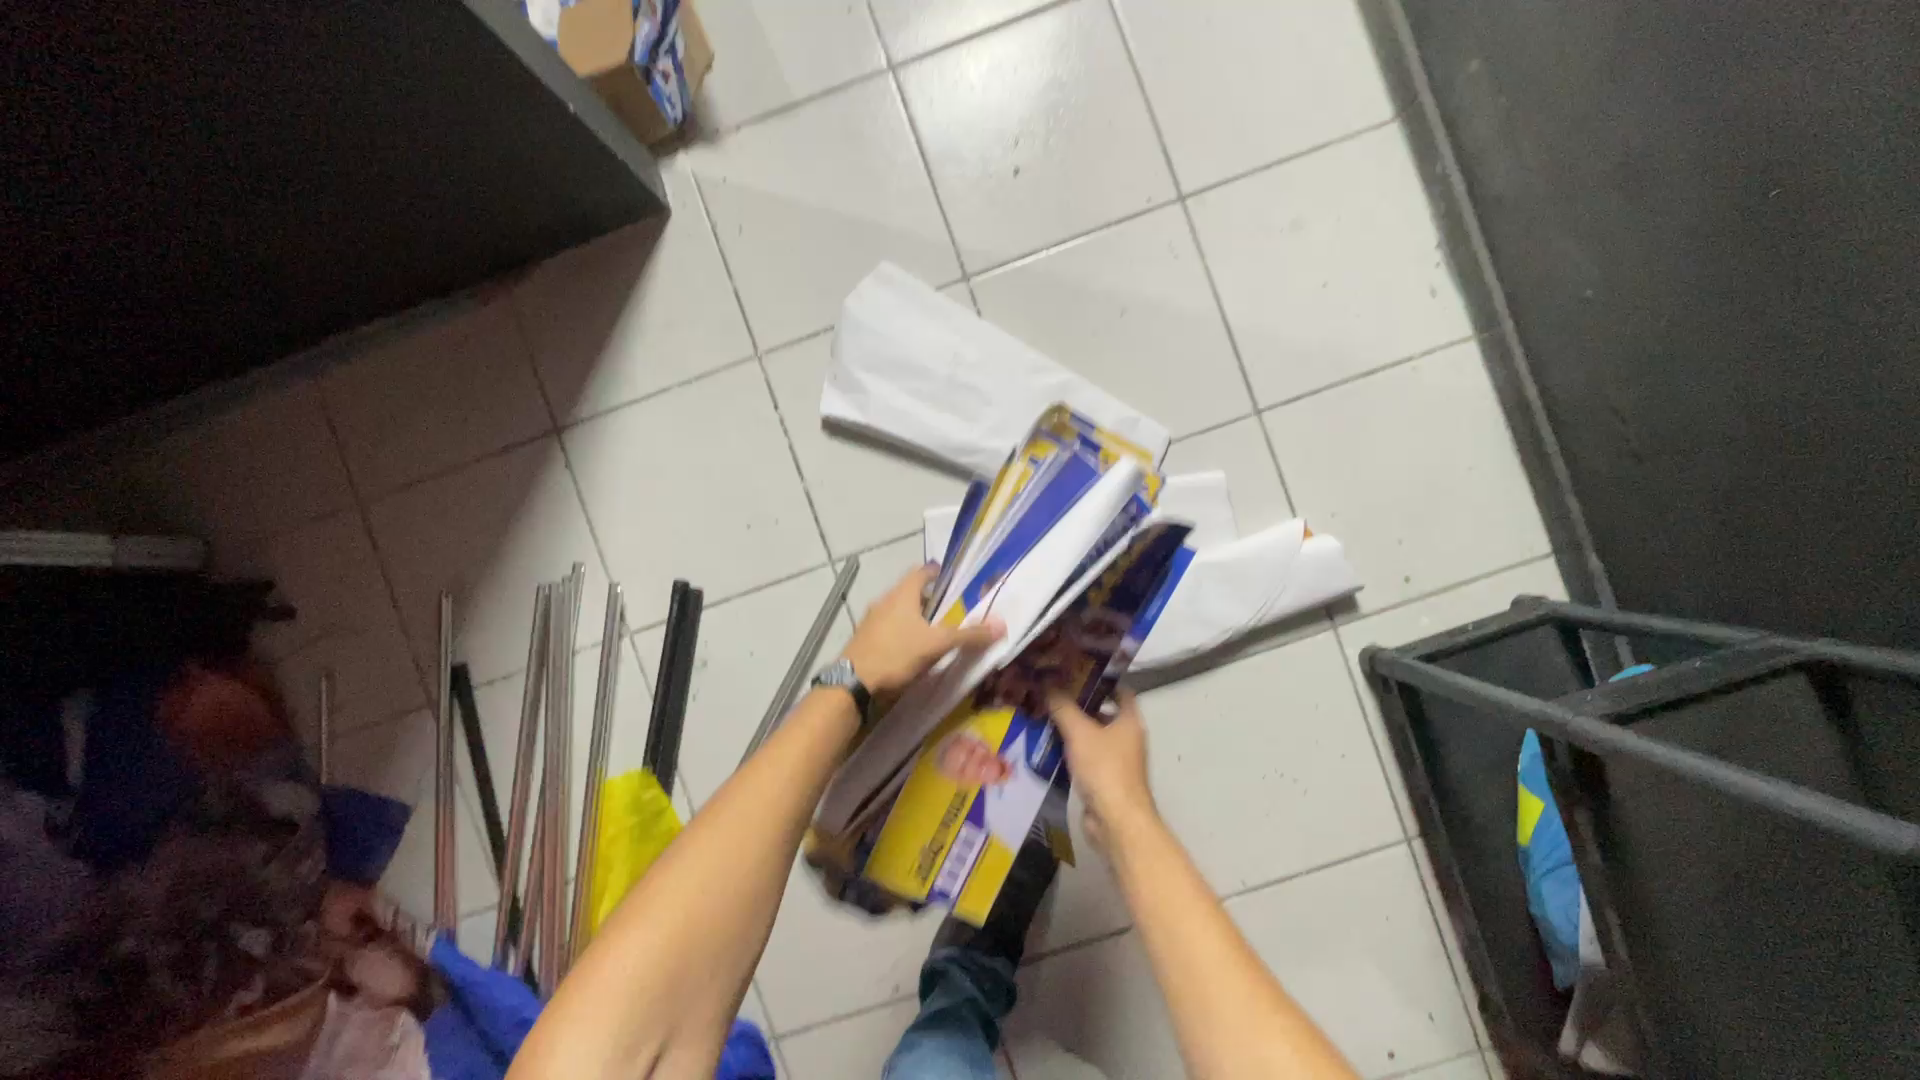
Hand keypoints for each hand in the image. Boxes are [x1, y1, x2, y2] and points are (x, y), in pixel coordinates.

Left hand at [843, 564, 1004, 695]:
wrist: (854, 684)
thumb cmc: (896, 655)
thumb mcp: (937, 645)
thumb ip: (969, 635)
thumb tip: (1002, 625)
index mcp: (902, 595)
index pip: (921, 572)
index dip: (936, 573)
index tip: (950, 578)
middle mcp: (884, 601)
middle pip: (909, 592)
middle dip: (928, 599)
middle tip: (949, 610)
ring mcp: (871, 621)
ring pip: (897, 611)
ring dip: (914, 618)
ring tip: (933, 631)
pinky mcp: (864, 640)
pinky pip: (888, 629)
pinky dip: (902, 633)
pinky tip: (911, 649)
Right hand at [1047, 688, 1156, 852]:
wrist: (1116, 821)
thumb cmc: (1104, 769)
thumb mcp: (1080, 732)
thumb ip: (1063, 707)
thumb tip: (1047, 682)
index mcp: (1130, 721)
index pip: (1120, 691)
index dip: (1101, 680)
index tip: (1075, 672)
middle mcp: (1127, 738)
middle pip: (1104, 714)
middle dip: (1079, 705)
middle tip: (1052, 693)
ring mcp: (1117, 761)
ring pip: (1093, 737)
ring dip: (1072, 729)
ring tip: (1044, 716)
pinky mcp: (1104, 780)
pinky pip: (1086, 758)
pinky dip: (1071, 752)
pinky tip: (1048, 747)